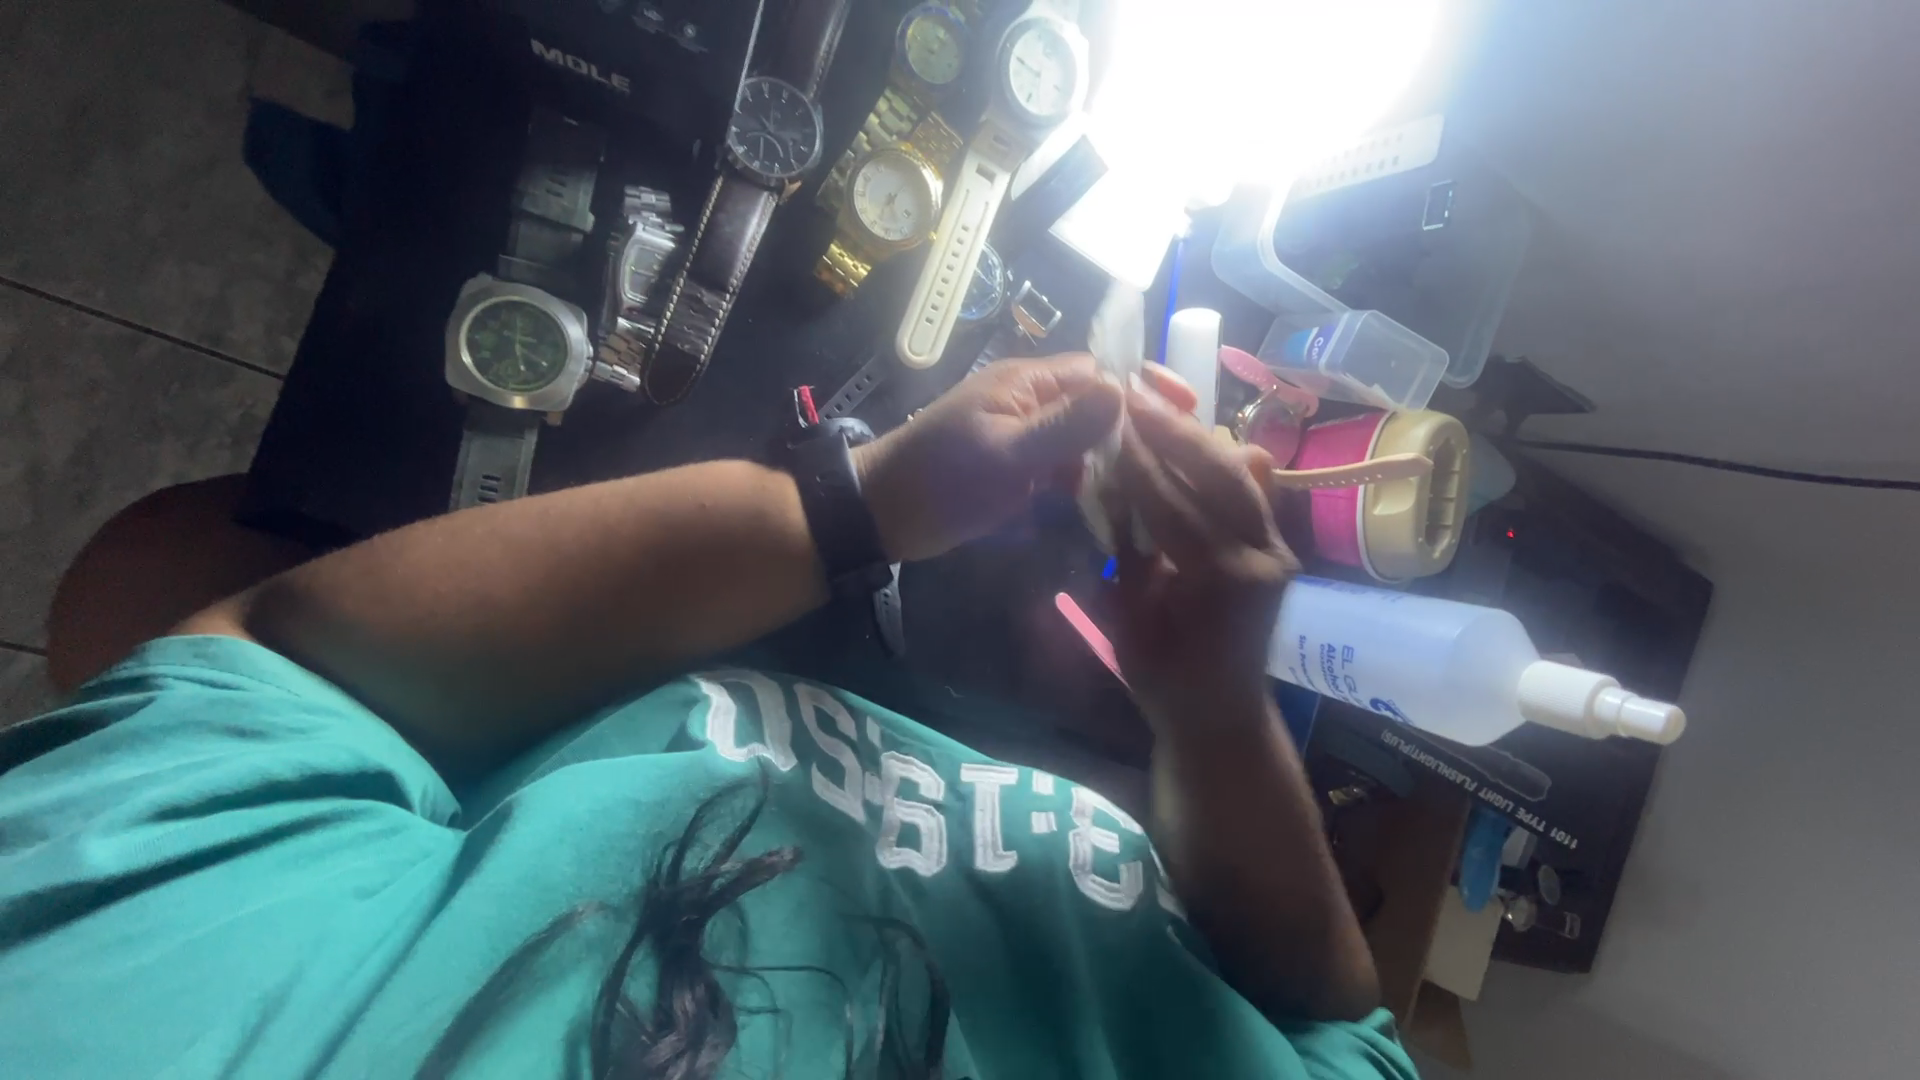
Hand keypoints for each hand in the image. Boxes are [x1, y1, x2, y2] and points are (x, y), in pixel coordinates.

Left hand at [853, 355, 1123, 562]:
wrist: (885, 514)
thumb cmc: (945, 480)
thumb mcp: (1008, 454)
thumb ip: (1064, 425)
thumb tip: (1124, 390)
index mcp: (1025, 382)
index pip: (1095, 375)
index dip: (1125, 402)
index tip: (1154, 441)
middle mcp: (1028, 401)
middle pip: (1090, 409)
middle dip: (1115, 440)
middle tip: (1142, 481)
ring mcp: (1021, 435)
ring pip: (1077, 441)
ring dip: (1096, 467)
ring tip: (1124, 501)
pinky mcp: (1014, 466)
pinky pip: (1057, 466)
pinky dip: (1072, 485)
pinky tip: (1091, 509)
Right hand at [1106, 372, 1299, 730]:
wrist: (1220, 715)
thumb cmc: (1163, 679)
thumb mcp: (1127, 617)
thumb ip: (1127, 550)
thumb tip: (1114, 488)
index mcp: (1220, 580)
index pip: (1172, 503)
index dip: (1138, 460)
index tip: (1109, 418)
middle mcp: (1261, 555)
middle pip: (1219, 474)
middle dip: (1174, 429)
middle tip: (1135, 392)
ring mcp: (1276, 549)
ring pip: (1243, 474)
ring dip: (1198, 436)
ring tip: (1159, 401)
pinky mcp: (1277, 547)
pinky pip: (1252, 491)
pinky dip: (1222, 460)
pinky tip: (1197, 435)